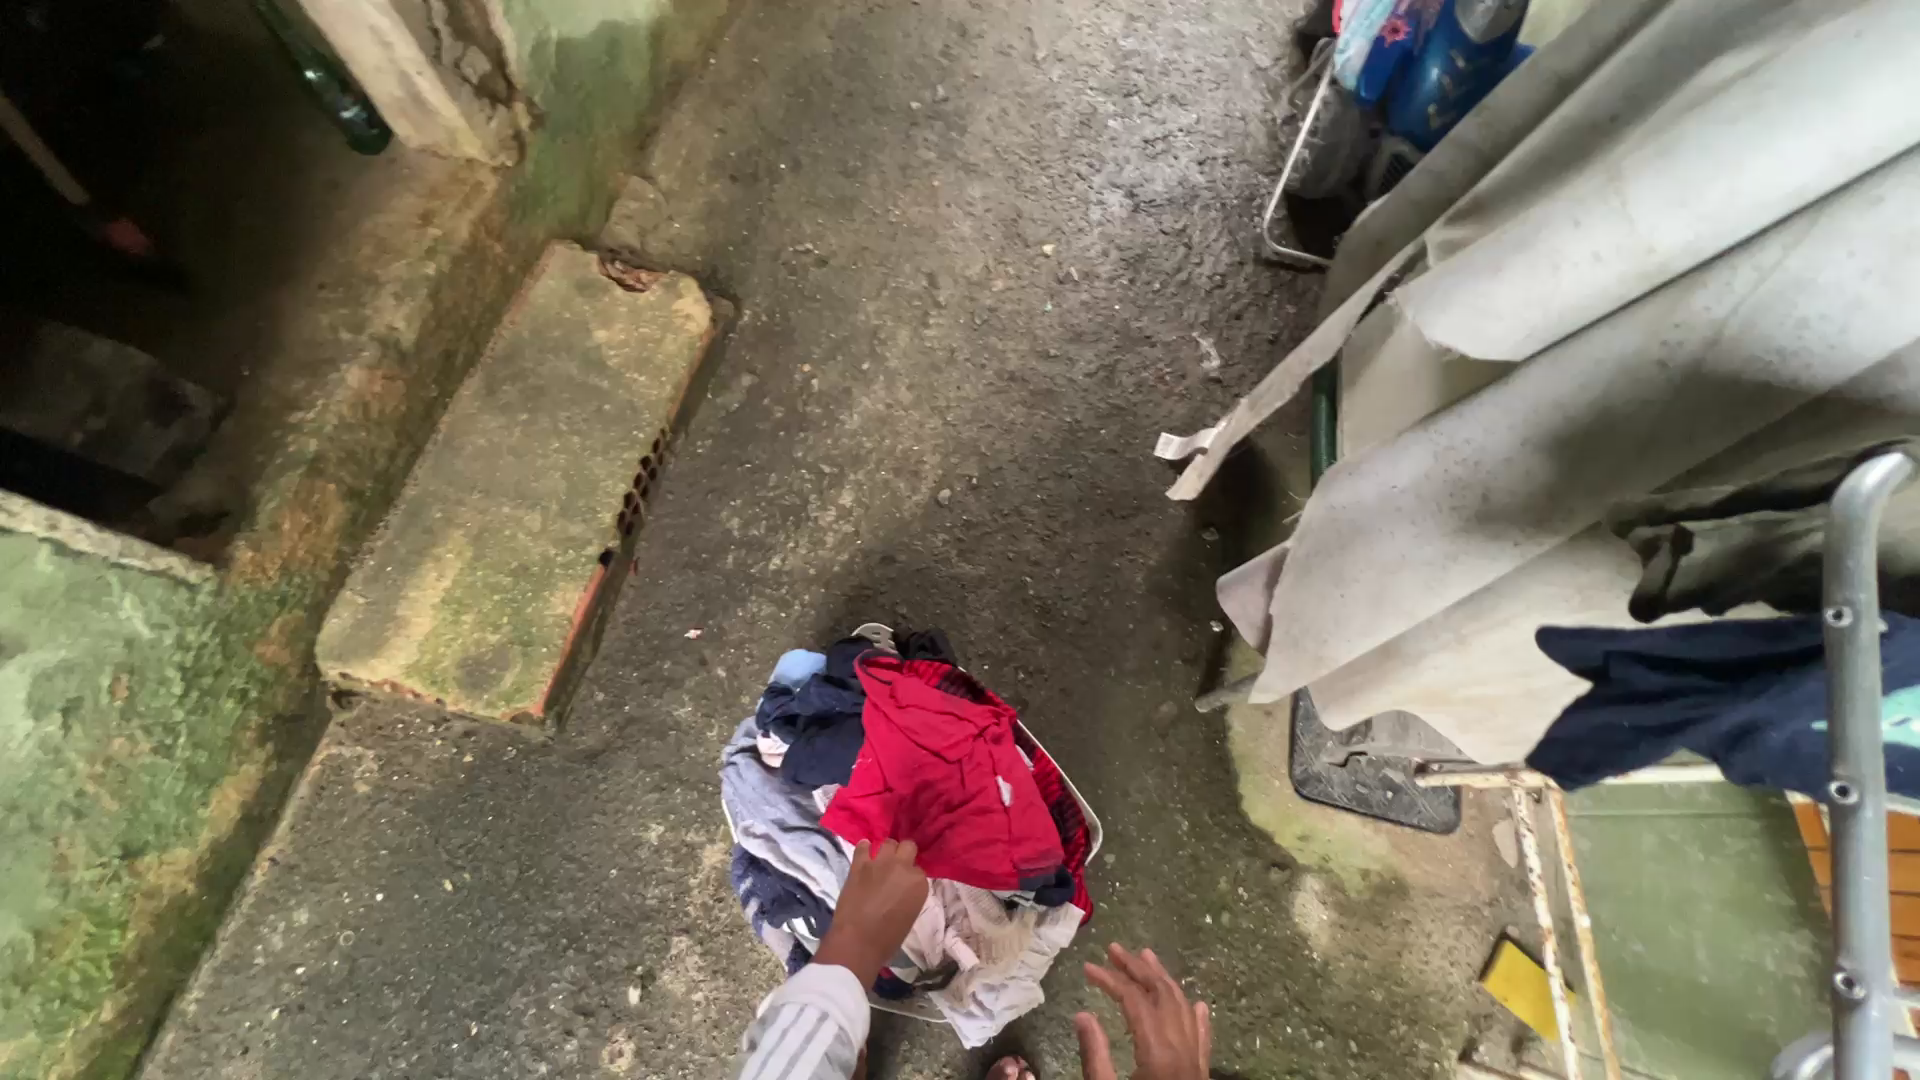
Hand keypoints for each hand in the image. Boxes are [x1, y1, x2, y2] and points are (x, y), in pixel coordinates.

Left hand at [813, 839, 927, 986]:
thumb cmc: (887, 939)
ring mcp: (880, 863)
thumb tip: (902, 889)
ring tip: (881, 860)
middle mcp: (902, 867)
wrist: (857, 942)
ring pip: (888, 842)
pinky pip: (863, 847)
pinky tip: (865, 852)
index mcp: (918, 883)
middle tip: (897, 866)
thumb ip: (910, 895)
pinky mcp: (860, 864)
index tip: (906, 883)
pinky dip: (864, 848)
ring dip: (886, 851)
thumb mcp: (909, 916)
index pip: (919, 870)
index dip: (912, 876)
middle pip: (908, 846)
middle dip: (904, 854)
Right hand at [1076, 943, 1211, 1079]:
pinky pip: (1202, 1036)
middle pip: (1161, 994)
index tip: (1088, 967)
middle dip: (1136, 967)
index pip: (1134, 1000)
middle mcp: (1182, 1048)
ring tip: (1146, 956)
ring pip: (1183, 1007)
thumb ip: (1095, 1056)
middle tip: (1113, 948)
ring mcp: (1196, 1060)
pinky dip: (1195, 1014)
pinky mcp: (1202, 1072)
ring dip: (1163, 979)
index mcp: (1158, 1052)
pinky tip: (1196, 1004)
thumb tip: (1081, 1015)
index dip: (1110, 979)